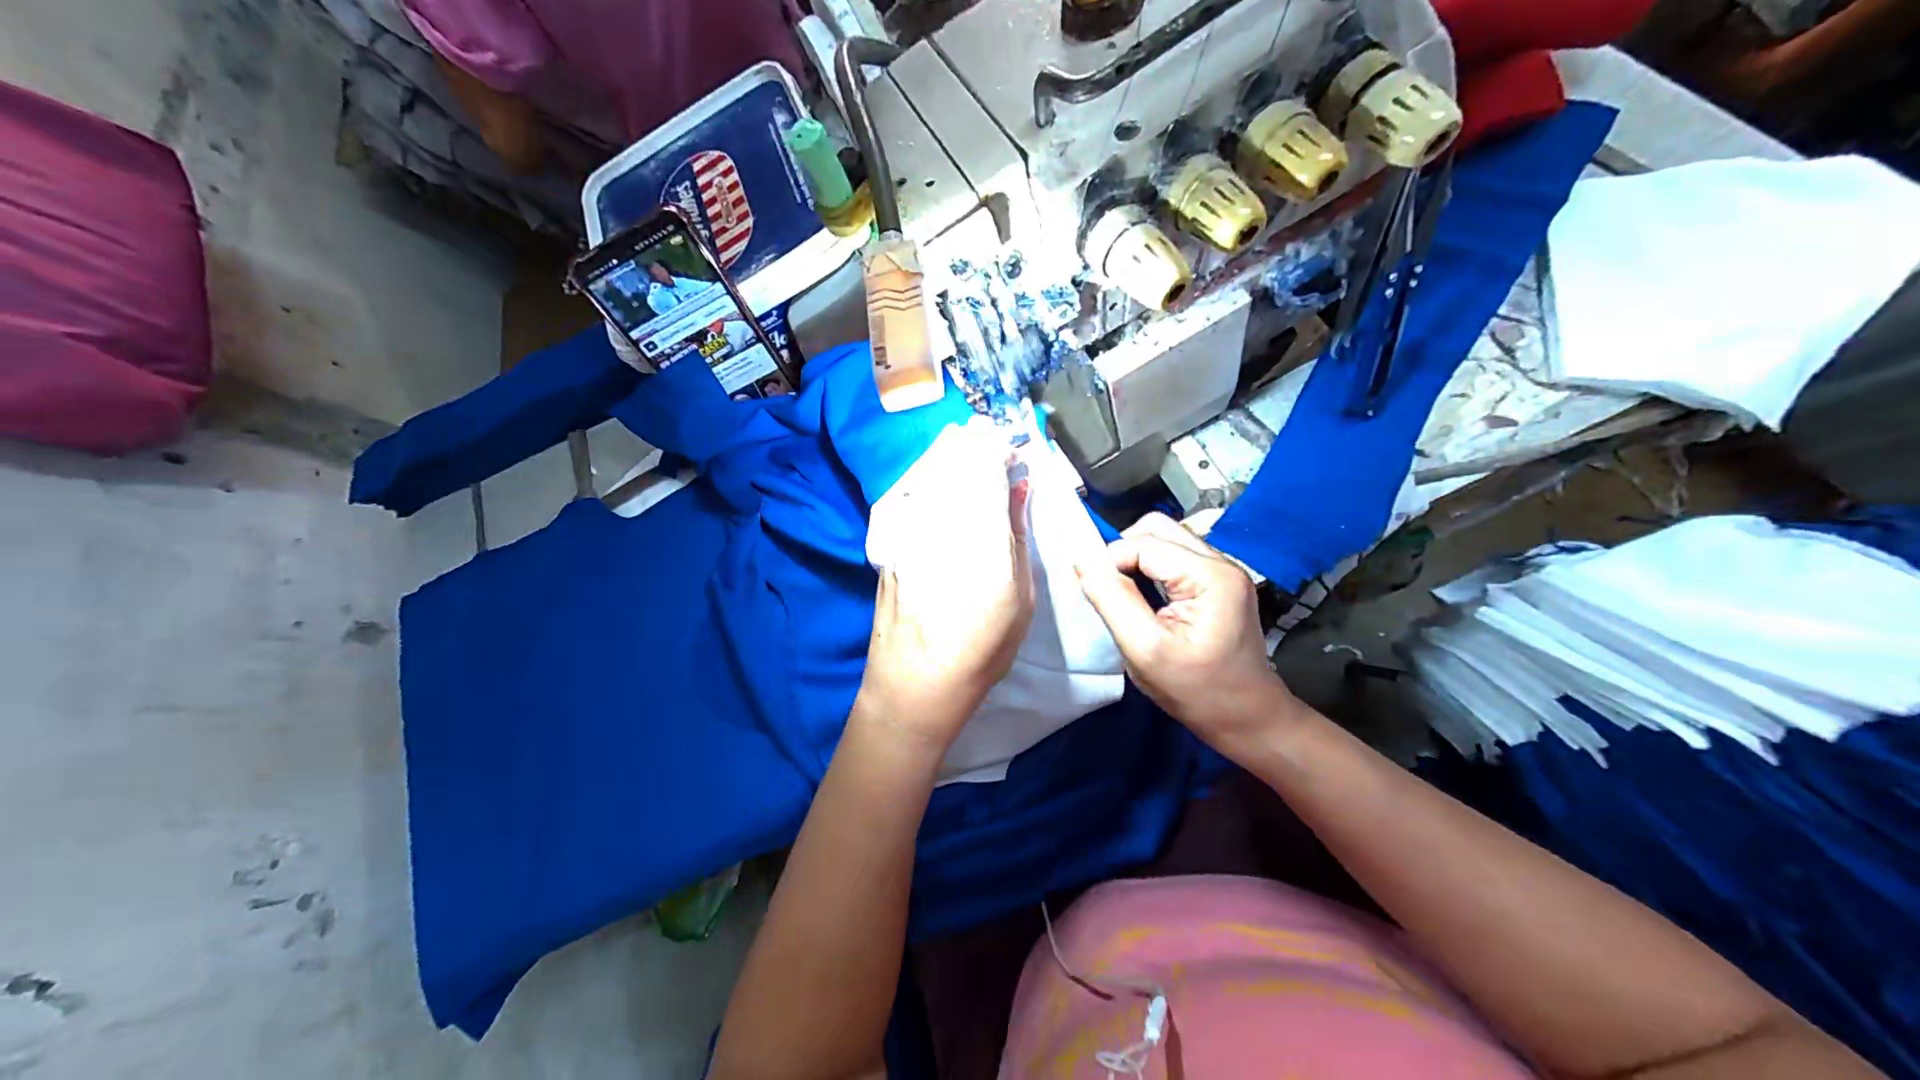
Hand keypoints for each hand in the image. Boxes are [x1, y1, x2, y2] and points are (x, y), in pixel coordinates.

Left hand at [857, 420, 1035, 755]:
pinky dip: (921, 473)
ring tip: (963, 440)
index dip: (999, 447)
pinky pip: (904, 491)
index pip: (987, 470)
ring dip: (946, 451)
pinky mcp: (885, 541)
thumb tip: (1019, 488)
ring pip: (926, 471)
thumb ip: (1017, 534)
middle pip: (954, 462)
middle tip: (987, 431)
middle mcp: (939, 524)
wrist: (914, 683)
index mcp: (981, 538)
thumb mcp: (1020, 597)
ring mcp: (905, 531)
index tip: (1012, 439)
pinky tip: (931, 470)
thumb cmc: (980, 648)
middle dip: (972, 441)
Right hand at [1075, 513, 1301, 758]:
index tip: (1100, 597)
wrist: (1249, 719)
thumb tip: (1083, 563)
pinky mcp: (1219, 583)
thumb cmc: (1198, 692)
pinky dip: (1152, 571)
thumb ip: (1113, 601)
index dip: (1111, 563)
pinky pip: (1176, 558)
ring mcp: (1224, 571)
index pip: (1144, 543)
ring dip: (1138, 562)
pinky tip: (1147, 600)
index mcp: (1210, 575)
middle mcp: (1221, 563)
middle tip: (1112, 593)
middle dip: (1124, 554)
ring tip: (1128, 598)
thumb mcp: (1145, 651)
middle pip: (1157, 530)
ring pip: (1166, 541)